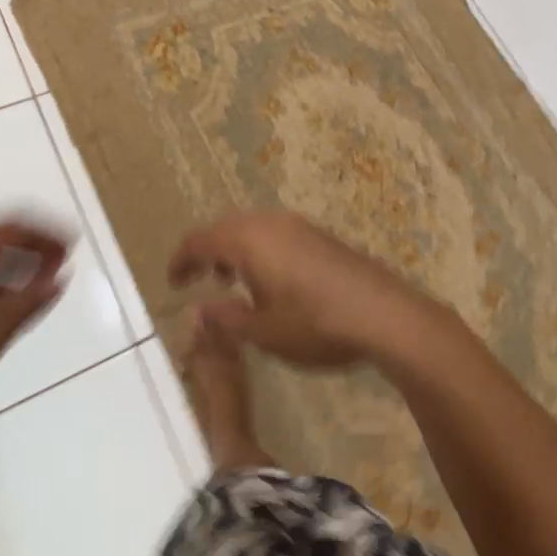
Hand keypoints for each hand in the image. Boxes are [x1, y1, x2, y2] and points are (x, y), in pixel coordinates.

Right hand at [168, 211, 436, 367]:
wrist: (383, 314)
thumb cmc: (315, 324)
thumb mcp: (262, 331)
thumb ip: (225, 317)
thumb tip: (198, 309)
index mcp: (249, 240)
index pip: (201, 239)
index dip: (181, 260)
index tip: (173, 283)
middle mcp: (272, 224)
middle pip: (227, 227)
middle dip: (208, 251)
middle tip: (198, 280)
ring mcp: (301, 226)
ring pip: (254, 228)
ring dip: (236, 250)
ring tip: (232, 282)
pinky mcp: (322, 237)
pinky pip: (278, 234)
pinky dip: (261, 251)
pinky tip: (270, 282)